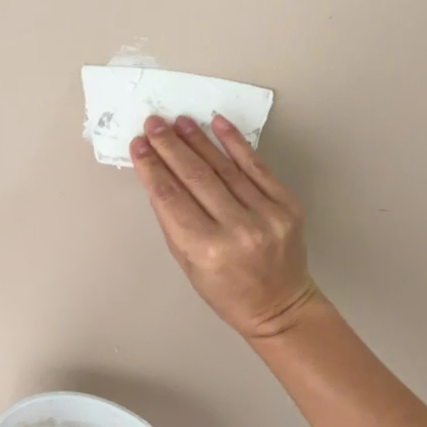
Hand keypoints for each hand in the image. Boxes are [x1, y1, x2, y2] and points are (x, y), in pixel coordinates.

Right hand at [130, 114, 320, 338]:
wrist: (281, 305)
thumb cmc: (225, 290)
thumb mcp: (187, 262)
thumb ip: (173, 219)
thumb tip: (158, 175)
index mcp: (207, 249)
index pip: (171, 198)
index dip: (152, 168)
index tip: (139, 145)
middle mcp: (237, 230)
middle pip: (196, 177)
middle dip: (170, 147)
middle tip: (154, 124)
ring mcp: (266, 215)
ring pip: (225, 168)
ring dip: (198, 140)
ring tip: (179, 121)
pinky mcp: (287, 205)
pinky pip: (257, 167)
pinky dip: (236, 143)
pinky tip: (218, 123)